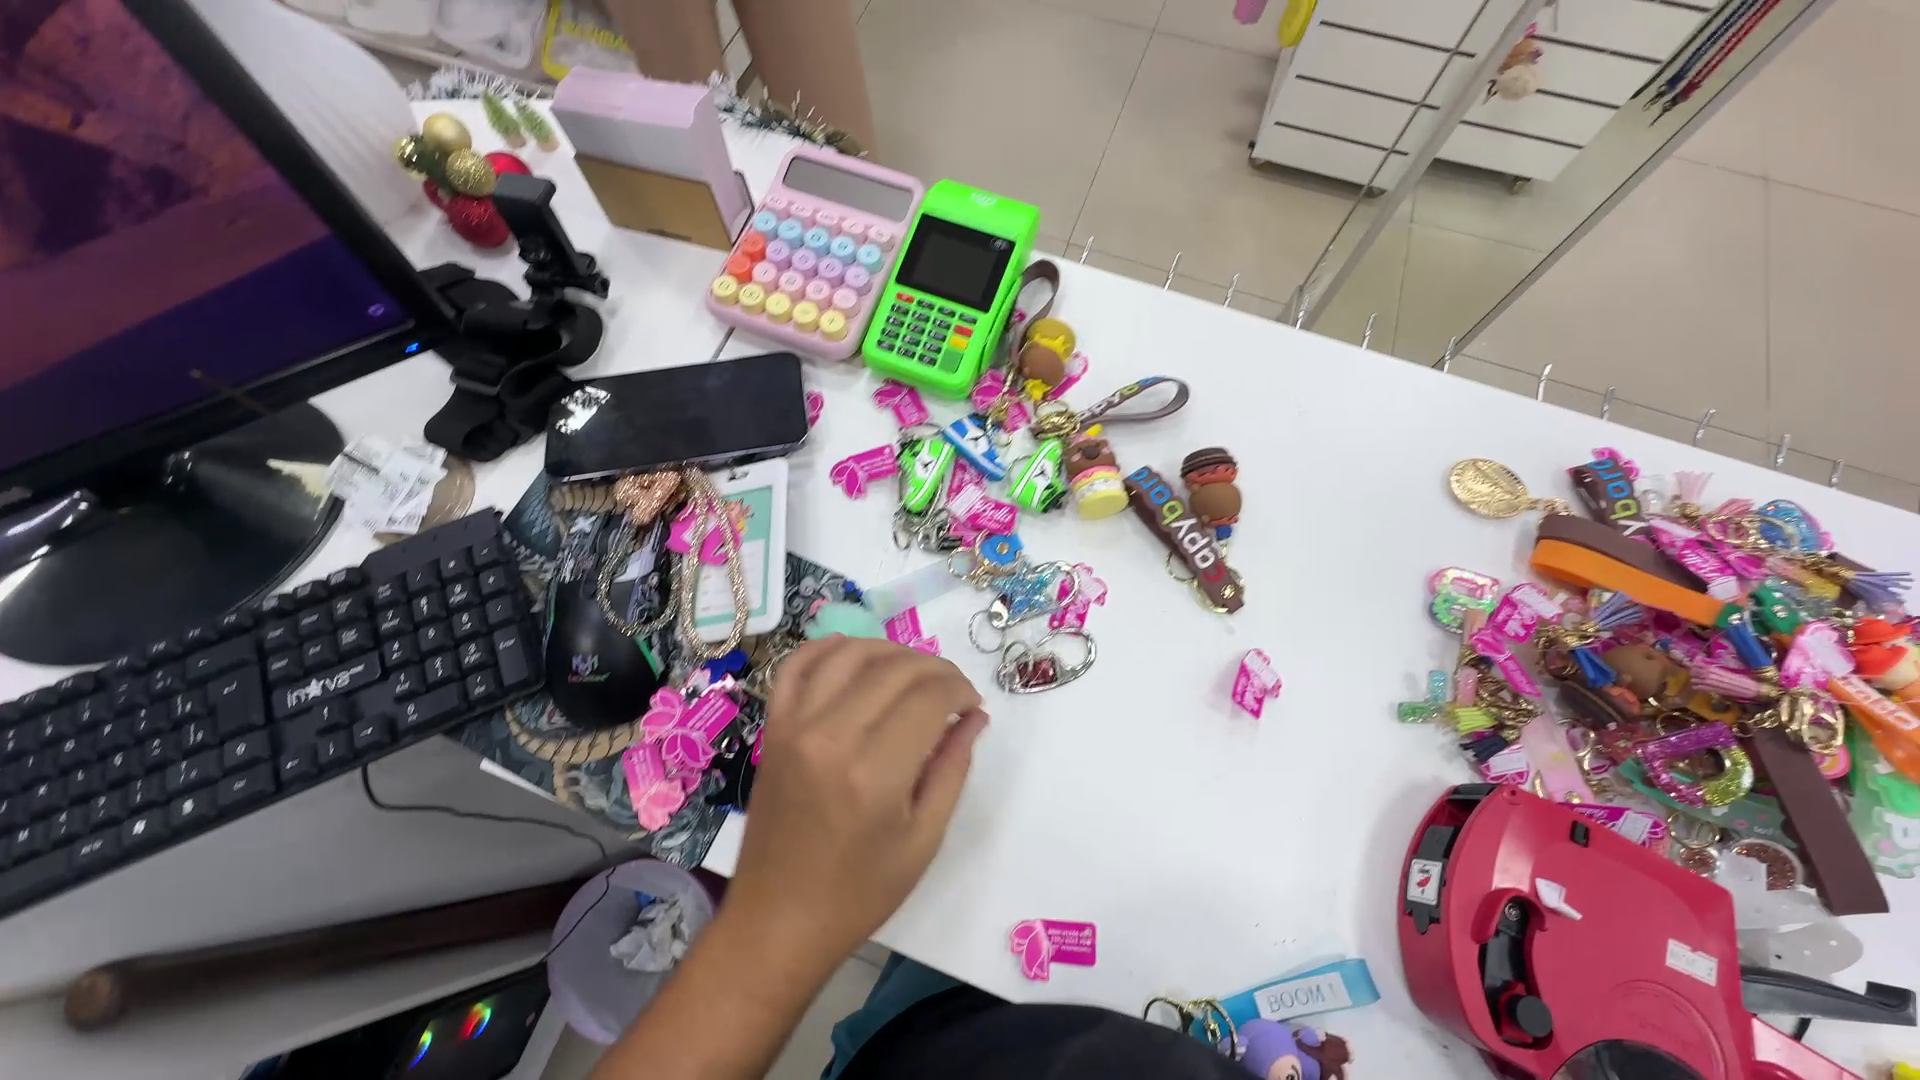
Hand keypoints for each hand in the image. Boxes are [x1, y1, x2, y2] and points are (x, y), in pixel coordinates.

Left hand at [727, 636, 988, 963]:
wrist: (777, 920)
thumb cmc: (859, 892)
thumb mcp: (924, 839)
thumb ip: (953, 768)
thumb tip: (974, 716)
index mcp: (875, 770)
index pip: (929, 696)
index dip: (960, 689)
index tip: (972, 704)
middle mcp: (832, 734)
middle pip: (895, 668)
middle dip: (936, 669)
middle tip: (953, 691)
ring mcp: (795, 725)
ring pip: (850, 654)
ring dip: (890, 652)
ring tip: (913, 673)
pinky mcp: (773, 728)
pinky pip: (798, 666)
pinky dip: (829, 649)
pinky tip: (856, 656)